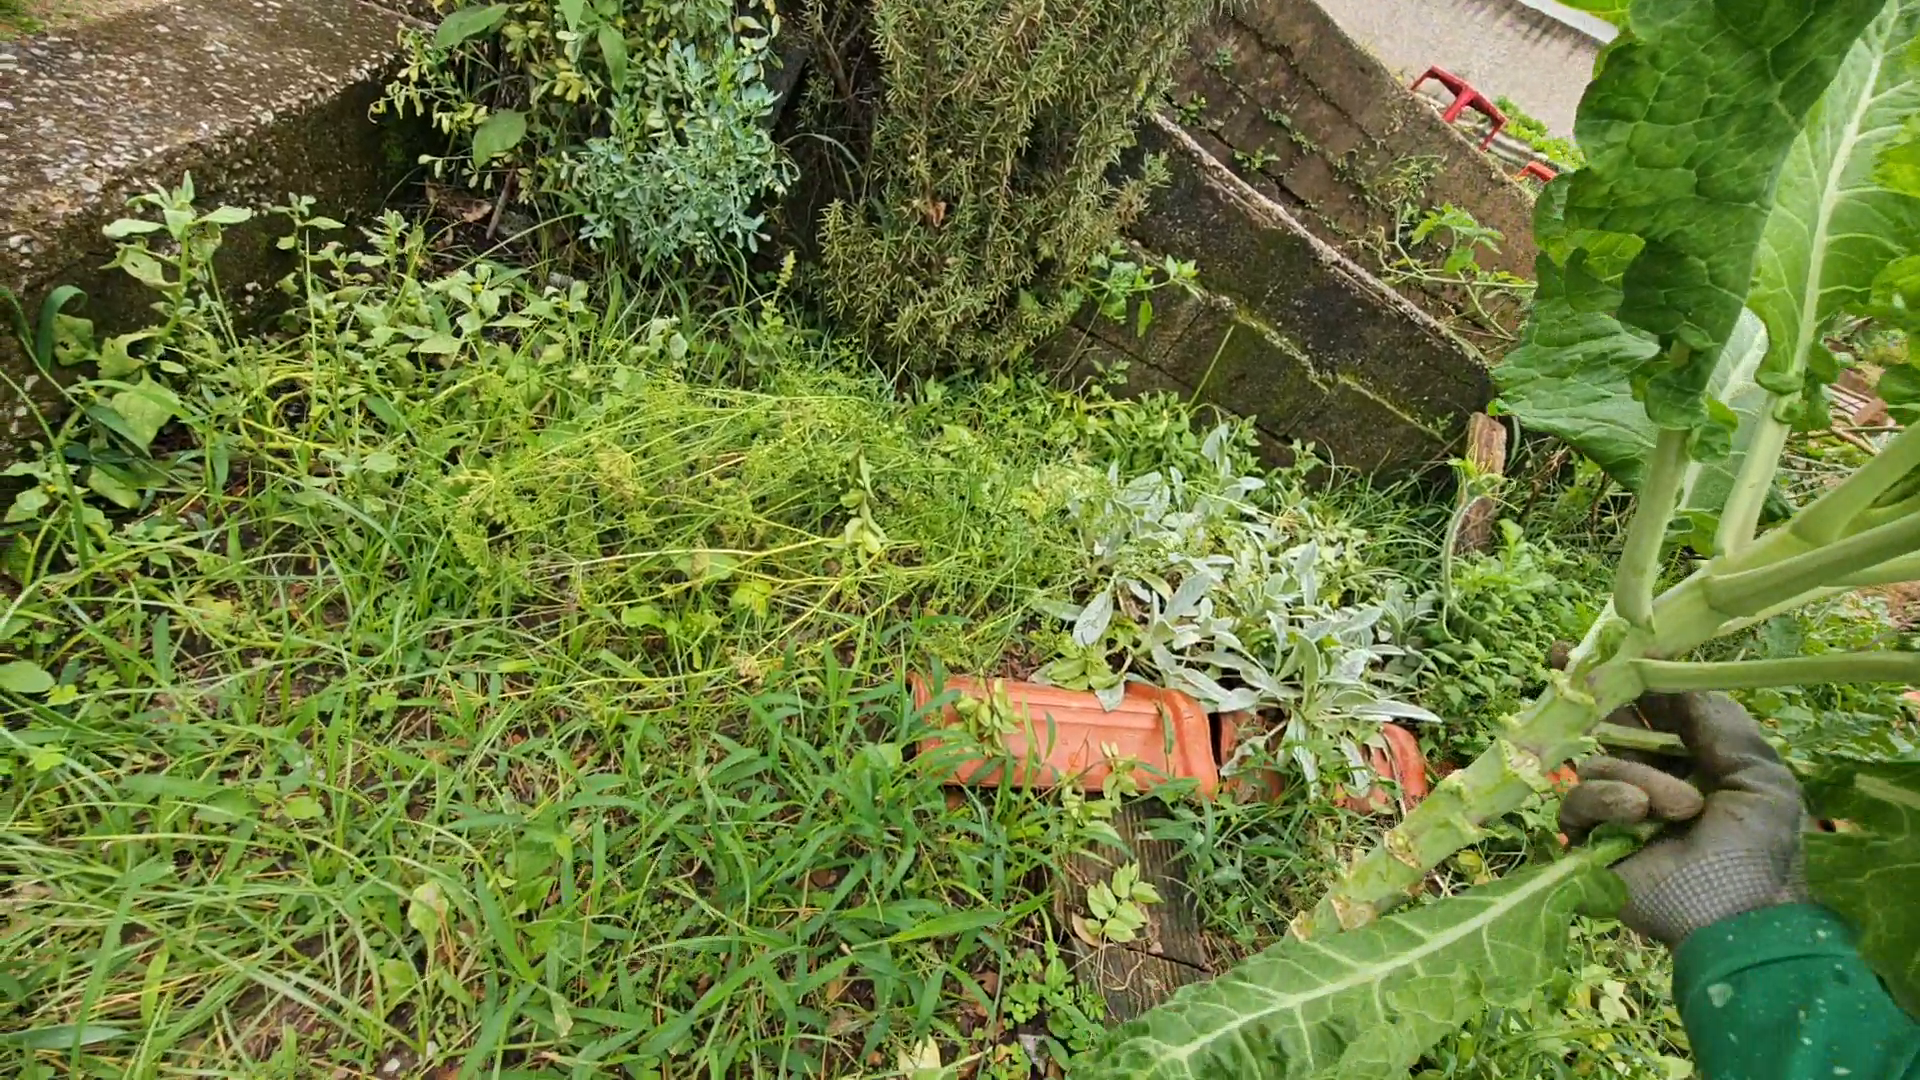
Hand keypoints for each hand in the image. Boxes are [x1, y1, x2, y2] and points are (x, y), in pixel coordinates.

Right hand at [1557, 692, 1807, 945]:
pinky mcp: (1584, 830)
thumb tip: (1675, 676)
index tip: (1593, 651)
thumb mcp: (1761, 779)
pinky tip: (1636, 815)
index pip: (1648, 711)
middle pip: (1603, 727)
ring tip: (1670, 808)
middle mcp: (1644, 776)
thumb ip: (1721, 725)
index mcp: (1688, 762)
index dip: (1622, 680)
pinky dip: (1607, 803)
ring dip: (1634, 778)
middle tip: (1563, 668)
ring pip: (1595, 763)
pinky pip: (1577, 798)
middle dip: (1587, 699)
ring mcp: (1609, 804)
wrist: (1733, 915)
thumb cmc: (1756, 849)